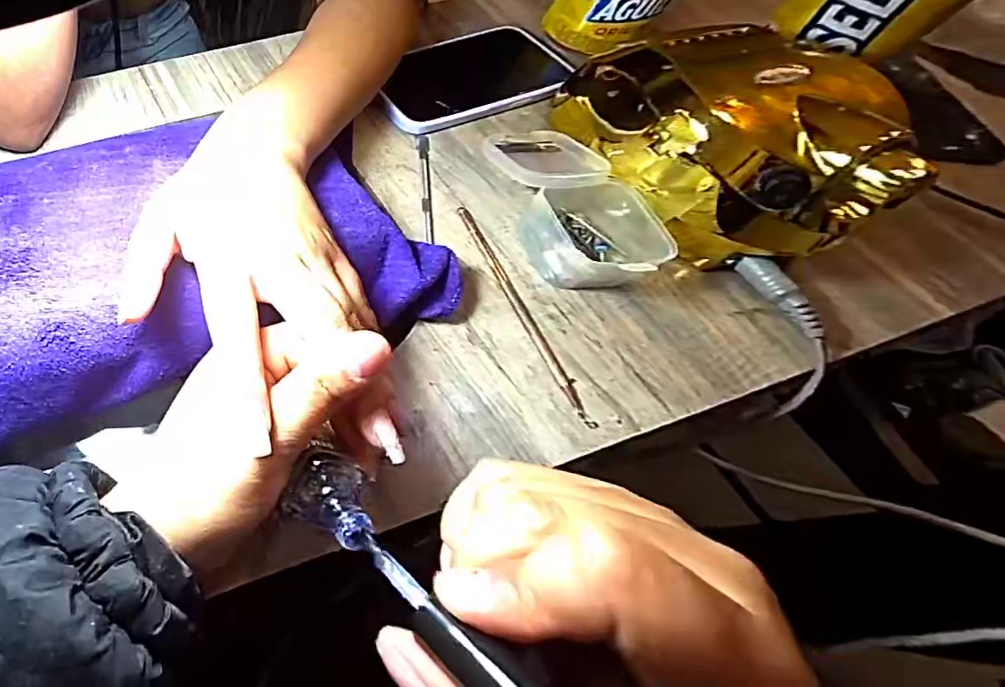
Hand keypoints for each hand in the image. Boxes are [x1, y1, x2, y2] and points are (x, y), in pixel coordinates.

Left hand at [103, 320, 391, 593]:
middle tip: (382, 443)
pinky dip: (343, 436)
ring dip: (358, 422)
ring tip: (370, 457)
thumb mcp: (273, 435)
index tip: (385, 416)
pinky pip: (319, 418)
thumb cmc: (204, 485)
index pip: (323, 337)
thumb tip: (371, 345)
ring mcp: (264, 396)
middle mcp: (255, 365)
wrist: (171, 538)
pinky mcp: (272, 428)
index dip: (363, 376)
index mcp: (246, 348)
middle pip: (330, 364)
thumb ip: (321, 388)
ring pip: (329, 392)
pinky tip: (354, 458)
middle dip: (365, 402)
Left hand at [119, 104, 396, 460]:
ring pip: (353, 331)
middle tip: (367, 453)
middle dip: (344, 397)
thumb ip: (144, 270)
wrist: (256, 147)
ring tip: (386, 438)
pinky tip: (387, 387)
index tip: (258, 441)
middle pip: (319, 338)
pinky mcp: (337, 261)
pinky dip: (377, 355)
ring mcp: (316, 264)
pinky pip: (363, 314)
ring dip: (373, 384)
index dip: (248, 391)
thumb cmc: (203, 190)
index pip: (238, 336)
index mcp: (230, 263)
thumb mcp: (161, 221)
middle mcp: (281, 267)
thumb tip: (128, 319)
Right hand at [376, 461, 814, 686]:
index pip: (613, 564)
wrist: (689, 686)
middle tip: (475, 616)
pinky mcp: (616, 506)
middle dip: (480, 556)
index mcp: (731, 655)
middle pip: (547, 511)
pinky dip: (482, 513)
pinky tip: (502, 568)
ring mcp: (657, 527)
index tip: (463, 605)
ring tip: (492, 597)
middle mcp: (703, 575)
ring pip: (523, 482)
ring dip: (475, 535)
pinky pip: (520, 474)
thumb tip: (408, 644)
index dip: (519, 576)